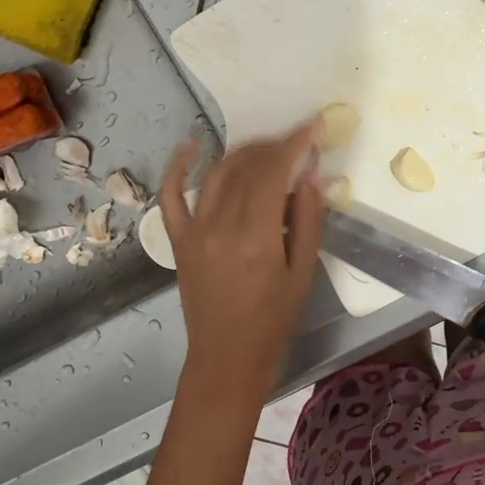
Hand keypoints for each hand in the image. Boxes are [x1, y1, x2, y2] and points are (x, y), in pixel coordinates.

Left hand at [160, 122, 323, 398]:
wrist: (227, 358)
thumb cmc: (274, 320)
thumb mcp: (302, 271)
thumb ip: (307, 219)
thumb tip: (311, 173)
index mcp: (256, 236)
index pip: (275, 173)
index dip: (295, 144)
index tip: (314, 126)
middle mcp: (221, 226)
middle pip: (247, 168)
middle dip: (275, 147)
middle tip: (298, 143)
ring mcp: (195, 231)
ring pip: (217, 174)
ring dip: (243, 153)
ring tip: (267, 148)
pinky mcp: (178, 240)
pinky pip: (171, 196)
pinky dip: (178, 167)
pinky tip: (191, 145)